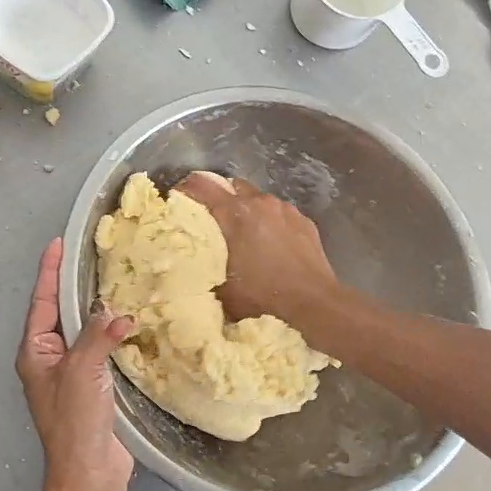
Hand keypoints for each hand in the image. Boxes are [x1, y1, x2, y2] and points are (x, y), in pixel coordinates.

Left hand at [17, 238, 134, 490]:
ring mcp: (71, 373)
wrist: (89, 474)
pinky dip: (113, 333)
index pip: (42, 300)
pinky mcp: (93, 387)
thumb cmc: (74, 421)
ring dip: (97, 309)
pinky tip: (130, 321)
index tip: (57, 243)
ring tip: (114, 280)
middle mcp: (49, 358)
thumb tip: (116, 312)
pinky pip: (101, 349)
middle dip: (75, 285)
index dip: (50, 271)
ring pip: (83, 330)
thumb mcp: (82, 371)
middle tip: (92, 254)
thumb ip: (96, 335)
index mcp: (34, 351)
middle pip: (61, 312)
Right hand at [175, 172, 341, 321]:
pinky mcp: (304, 221)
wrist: (314, 305)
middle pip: (231, 186)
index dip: (185, 189)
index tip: (177, 199)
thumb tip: (190, 263)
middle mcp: (260, 203)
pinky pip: (278, 213)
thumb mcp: (220, 288)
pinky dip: (269, 222)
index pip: (201, 185)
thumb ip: (204, 266)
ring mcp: (285, 210)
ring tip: (244, 235)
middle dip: (219, 198)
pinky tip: (271, 245)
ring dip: (246, 211)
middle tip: (211, 220)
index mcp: (234, 214)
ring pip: (257, 199)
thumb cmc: (262, 298)